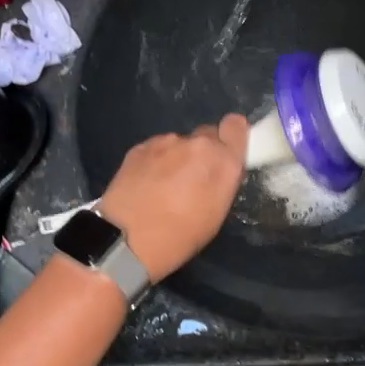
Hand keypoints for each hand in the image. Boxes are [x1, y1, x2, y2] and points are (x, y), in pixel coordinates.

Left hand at [98, 115, 248, 280]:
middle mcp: (198, 145)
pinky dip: (153, 161)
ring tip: (161, 185)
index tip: (224, 150)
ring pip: (178, 143)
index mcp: (223, 162)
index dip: (231, 136)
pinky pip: (155, 149)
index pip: (236, 126)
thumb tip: (215, 171)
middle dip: (201, 152)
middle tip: (190, 178)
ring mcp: (166, 142)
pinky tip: (144, 183)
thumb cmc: (180, 237)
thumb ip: (221, 182)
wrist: (128, 239)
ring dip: (175, 158)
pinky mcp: (140, 146)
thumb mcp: (215, 215)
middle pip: (206, 135)